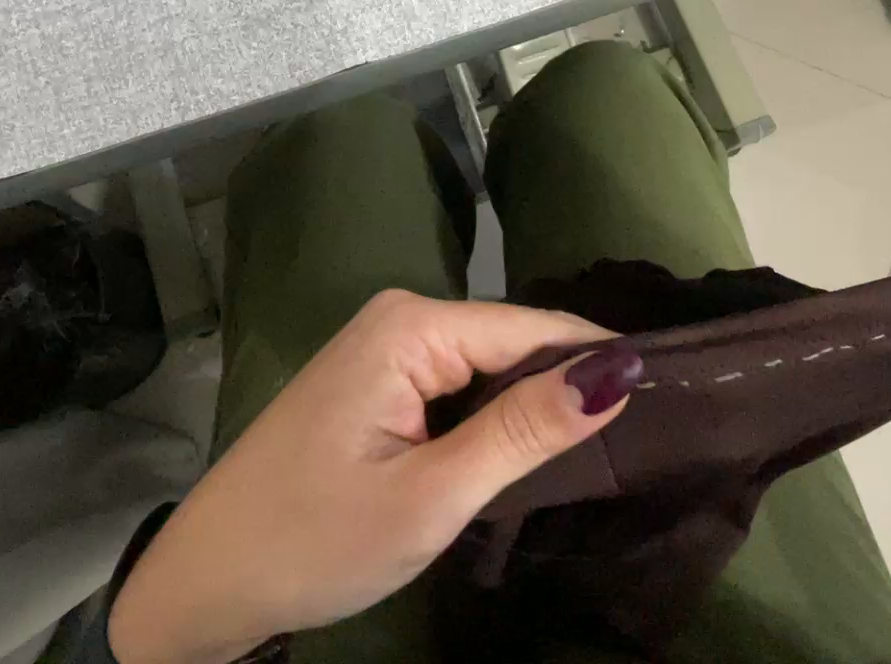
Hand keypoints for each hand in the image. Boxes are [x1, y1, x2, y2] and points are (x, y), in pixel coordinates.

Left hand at [106, 291, 641, 663]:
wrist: (214, 572)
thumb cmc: (317, 538)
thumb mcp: (432, 493)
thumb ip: (524, 429)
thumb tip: (619, 372)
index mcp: (410, 327)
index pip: (533, 329)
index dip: (602, 361)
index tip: (677, 395)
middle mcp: (400, 318)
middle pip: (512, 342)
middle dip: (570, 387)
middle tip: (649, 437)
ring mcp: (385, 347)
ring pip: (488, 365)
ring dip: (534, 406)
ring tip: (607, 446)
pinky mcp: (379, 380)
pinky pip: (457, 383)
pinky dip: (495, 416)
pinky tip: (531, 447)